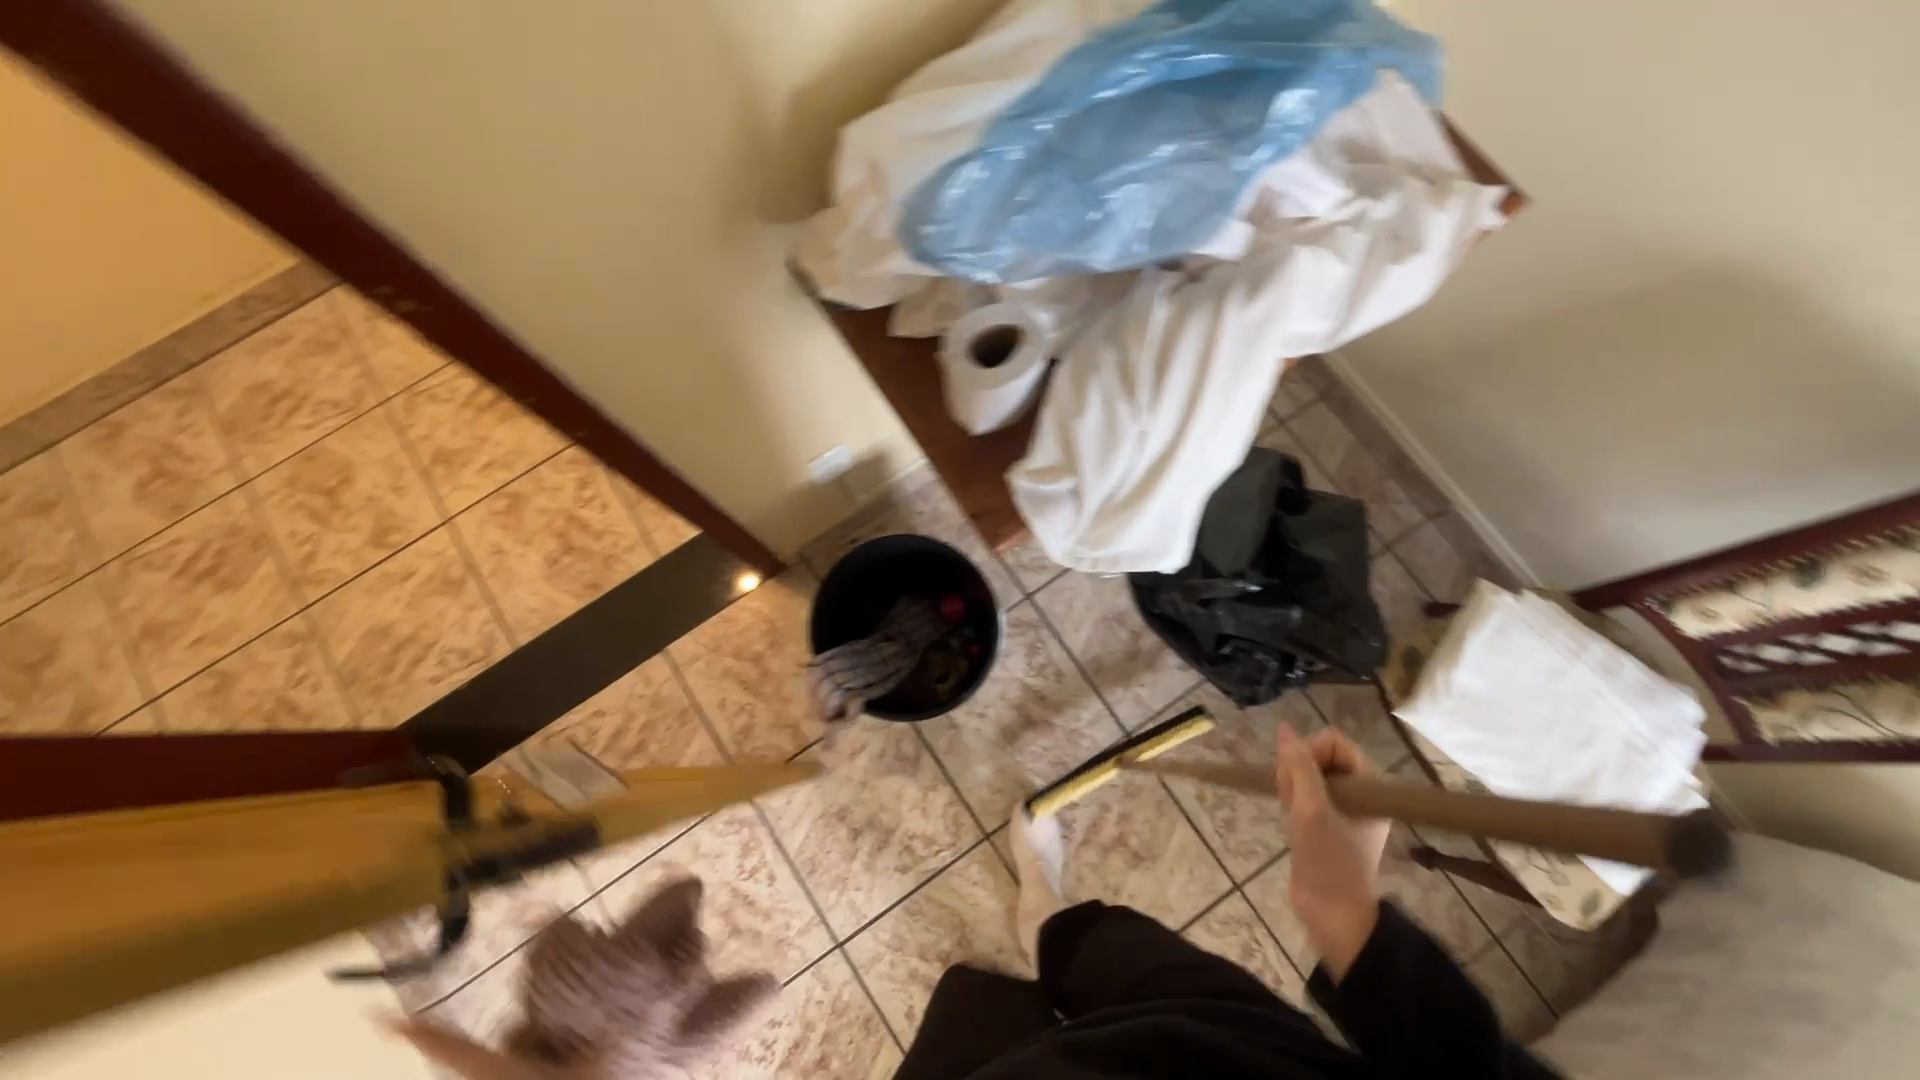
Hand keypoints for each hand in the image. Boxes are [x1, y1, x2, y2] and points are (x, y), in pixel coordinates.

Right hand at [1275, 725, 1390, 980]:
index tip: (1295, 776)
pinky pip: (1305, 793)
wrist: (1330, 914)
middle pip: (1320, 755)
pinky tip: (1288, 817)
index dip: (1309, 751)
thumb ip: (1298, 766)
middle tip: (1291, 798)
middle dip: (1298, 770)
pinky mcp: (1326, 822)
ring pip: (1309, 774)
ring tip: (1290, 811)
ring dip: (1292, 785)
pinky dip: (1292, 799)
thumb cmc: (1327, 861)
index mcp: (1369, 787)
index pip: (1334, 742)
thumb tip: (1284, 730)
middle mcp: (1359, 794)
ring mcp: (1342, 808)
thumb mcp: (1310, 809)